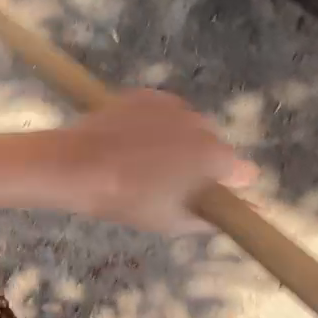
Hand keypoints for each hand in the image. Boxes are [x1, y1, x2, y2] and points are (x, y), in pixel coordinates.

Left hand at [50, 90, 255, 232]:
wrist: (74, 165)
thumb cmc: (123, 198)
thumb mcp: (169, 221)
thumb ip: (210, 219)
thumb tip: (235, 216)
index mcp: (215, 157)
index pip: (243, 173)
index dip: (227, 186)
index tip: (207, 194)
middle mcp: (203, 125)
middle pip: (215, 147)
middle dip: (199, 161)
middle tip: (166, 179)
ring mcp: (174, 105)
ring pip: (188, 127)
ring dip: (176, 140)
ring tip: (142, 159)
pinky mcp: (147, 95)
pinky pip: (162, 112)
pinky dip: (153, 124)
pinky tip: (131, 140)